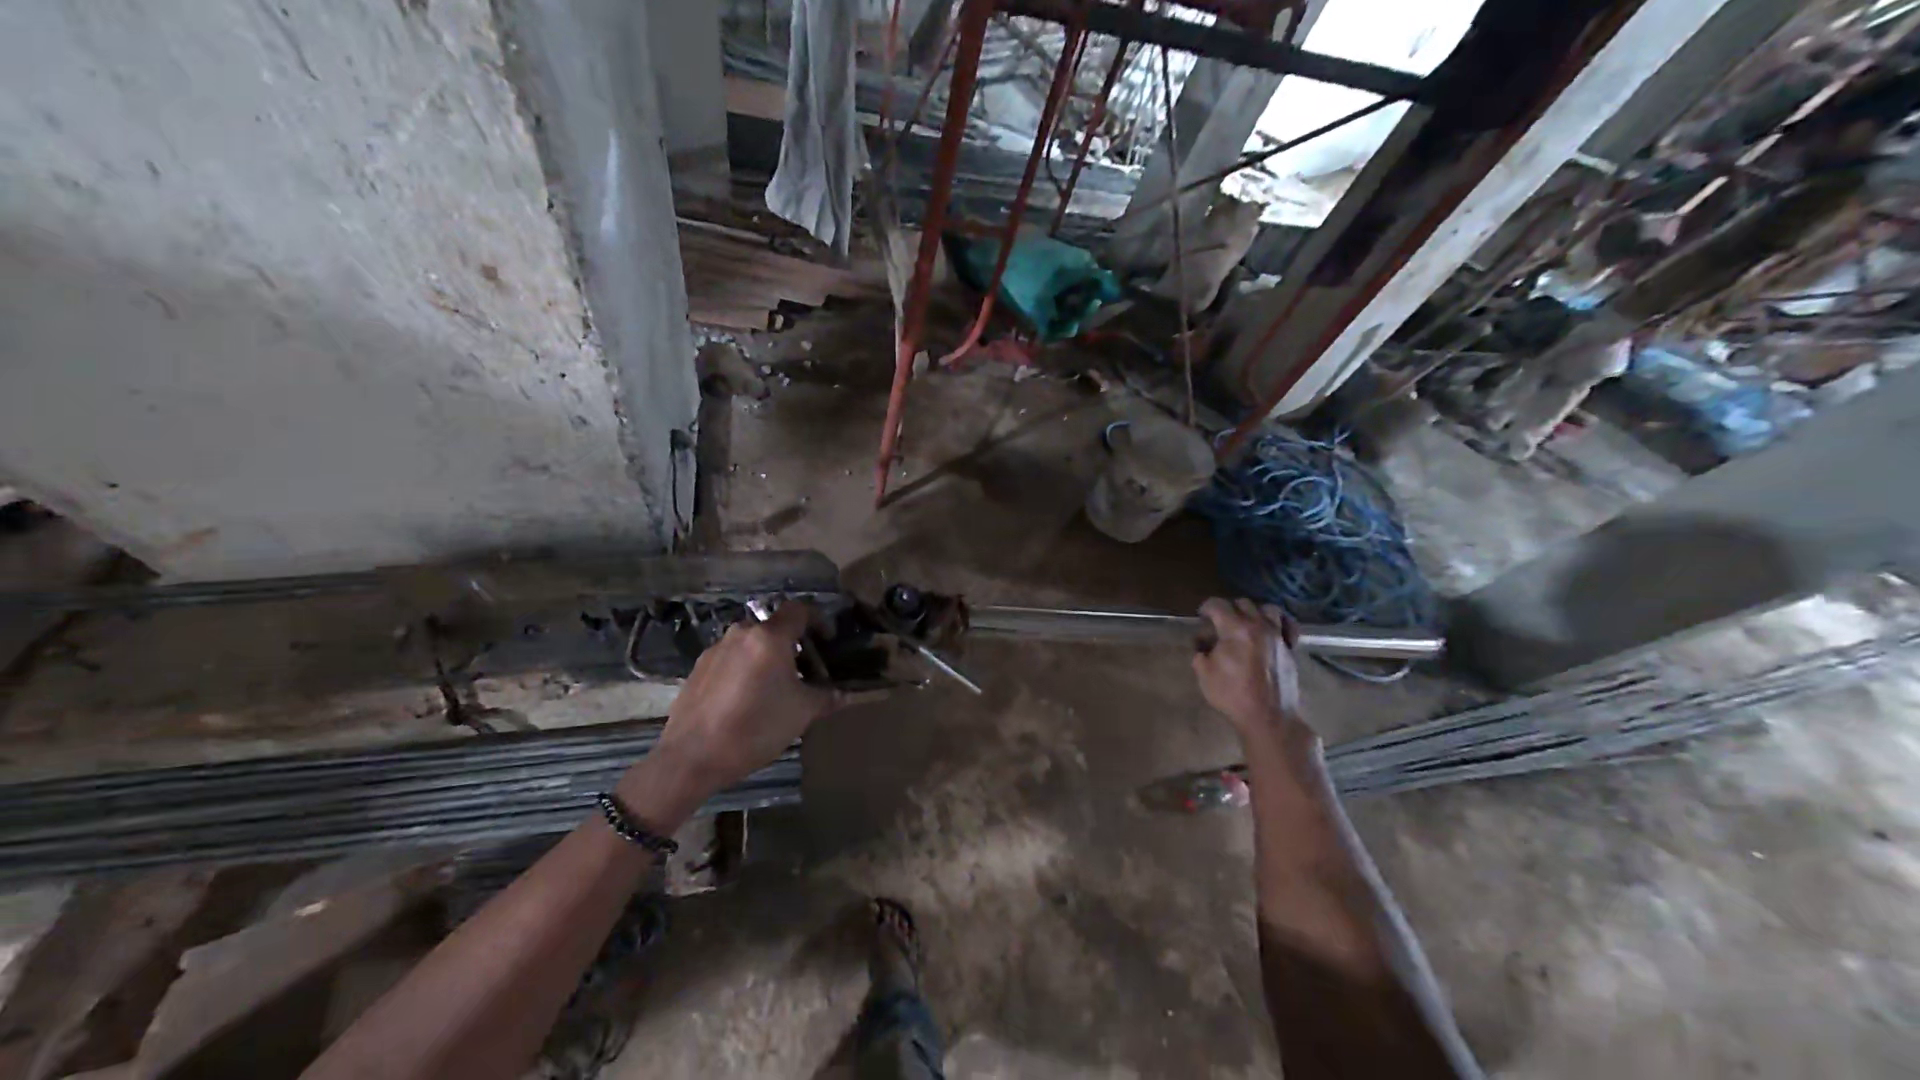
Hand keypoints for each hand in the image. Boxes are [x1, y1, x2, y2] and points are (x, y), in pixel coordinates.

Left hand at [646, 602, 839, 797]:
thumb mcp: (802, 713)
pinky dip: (746, 669)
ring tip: (776, 687)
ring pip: (751, 644)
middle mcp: (741, 634)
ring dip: (768, 657)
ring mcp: (716, 649)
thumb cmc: (755, 727)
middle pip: (774, 628)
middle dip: (793, 644)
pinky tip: (747, 699)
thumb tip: (842, 694)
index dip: (818, 620)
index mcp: (769, 637)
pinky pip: (731, 659)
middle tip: (805, 670)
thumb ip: (826, 697)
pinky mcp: (698, 668)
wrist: (692, 757)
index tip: (828, 640)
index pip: (799, 609)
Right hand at [1193, 598, 1306, 742]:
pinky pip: (1288, 625)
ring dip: (1254, 612)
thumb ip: (1200, 652)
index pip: (1217, 605)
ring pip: (1268, 609)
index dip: (1206, 607)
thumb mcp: (1204, 674)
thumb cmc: (1232, 695)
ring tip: (1247, 624)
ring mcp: (1278, 635)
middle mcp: (1258, 626)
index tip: (1201, 616)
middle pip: (1243, 603)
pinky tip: (1272, 630)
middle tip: (1221, 623)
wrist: (1268, 717)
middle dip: (1229, 609)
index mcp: (1234, 629)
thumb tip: (1203, 642)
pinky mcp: (1291, 648)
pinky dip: (1279, 623)